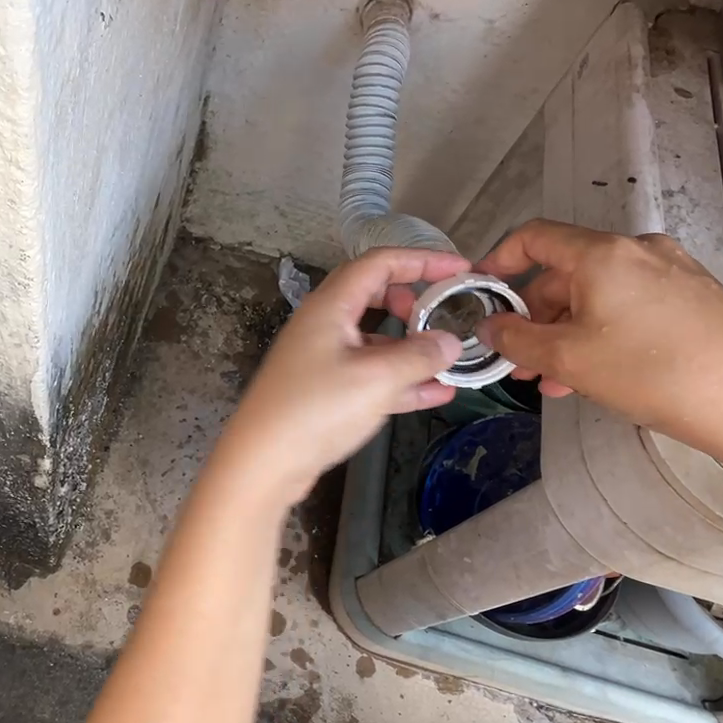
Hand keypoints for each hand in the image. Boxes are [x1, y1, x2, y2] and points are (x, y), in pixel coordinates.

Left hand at [212, 248, 467, 501]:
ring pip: (373, 339)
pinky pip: (369, 374)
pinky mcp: (323, 390)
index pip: (378, 264)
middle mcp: (322, 325)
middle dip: (412, 299)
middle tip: (440, 313)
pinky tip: (436, 393)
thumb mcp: (376, 380)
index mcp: (329, 307)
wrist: (263, 462)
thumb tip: (450, 341)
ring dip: (410, 346)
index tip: (459, 268)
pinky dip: (400, 379)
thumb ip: (418, 356)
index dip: (421, 260)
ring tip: (448, 359)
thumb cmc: (315, 410)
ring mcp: (321, 358)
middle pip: (373, 295)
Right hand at [475, 220, 722, 471]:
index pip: (534, 237)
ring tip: (555, 382)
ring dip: (566, 334)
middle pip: (565, 273)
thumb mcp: (567, 359)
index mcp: (602, 254)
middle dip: (535, 317)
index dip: (498, 260)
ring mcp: (674, 274)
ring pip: (598, 297)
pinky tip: (598, 377)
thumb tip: (488, 326)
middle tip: (520, 362)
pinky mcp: (698, 300)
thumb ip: (515, 339)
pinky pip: (631, 309)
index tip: (480, 293)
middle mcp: (639, 252)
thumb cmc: (652, 372)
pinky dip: (603, 335)